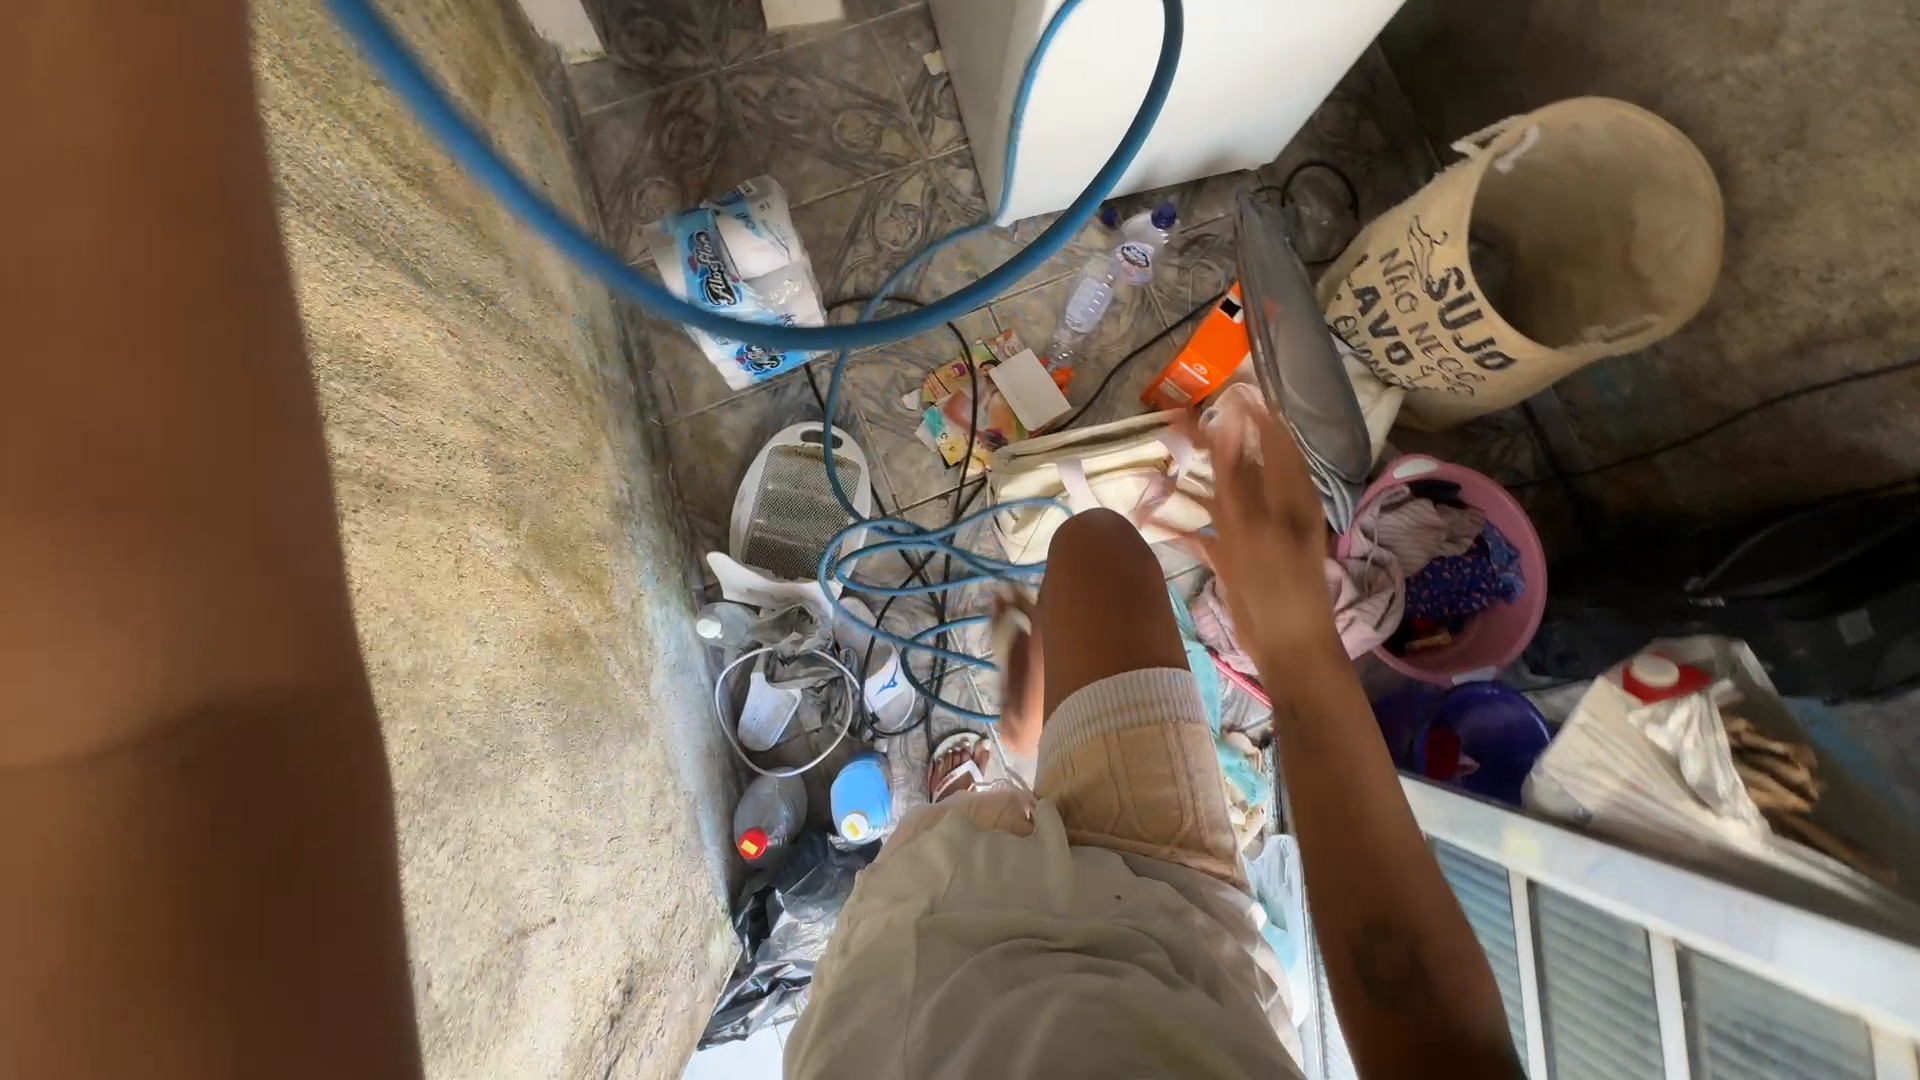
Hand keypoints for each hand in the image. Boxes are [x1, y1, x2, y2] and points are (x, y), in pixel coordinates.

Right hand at [1180, 402, 1342, 668]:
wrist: (1287, 646)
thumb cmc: (1278, 586)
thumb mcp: (1255, 526)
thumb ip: (1238, 474)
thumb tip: (1230, 420)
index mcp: (1289, 494)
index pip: (1272, 439)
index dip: (1251, 414)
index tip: (1225, 390)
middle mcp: (1272, 507)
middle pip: (1240, 463)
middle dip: (1212, 443)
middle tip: (1177, 422)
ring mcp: (1253, 533)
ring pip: (1221, 495)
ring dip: (1194, 479)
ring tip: (1164, 460)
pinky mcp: (1236, 558)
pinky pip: (1207, 532)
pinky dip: (1184, 525)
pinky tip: (1157, 519)